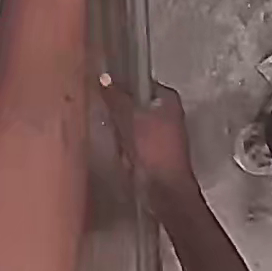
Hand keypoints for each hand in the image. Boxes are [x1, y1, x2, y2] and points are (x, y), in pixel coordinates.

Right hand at [100, 75, 199, 205]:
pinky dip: (126, 149)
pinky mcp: (154, 154)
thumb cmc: (153, 150)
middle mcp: (168, 113)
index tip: (105, 93)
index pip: (140, 83)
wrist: (166, 193)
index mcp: (168, 99)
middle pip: (134, 105)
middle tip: (110, 121)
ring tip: (118, 142)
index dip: (123, 88)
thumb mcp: (131, 119)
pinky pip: (132, 144)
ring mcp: (161, 135)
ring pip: (131, 126)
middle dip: (120, 115)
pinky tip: (123, 156)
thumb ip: (116, 98)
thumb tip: (103, 77)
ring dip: (121, 134)